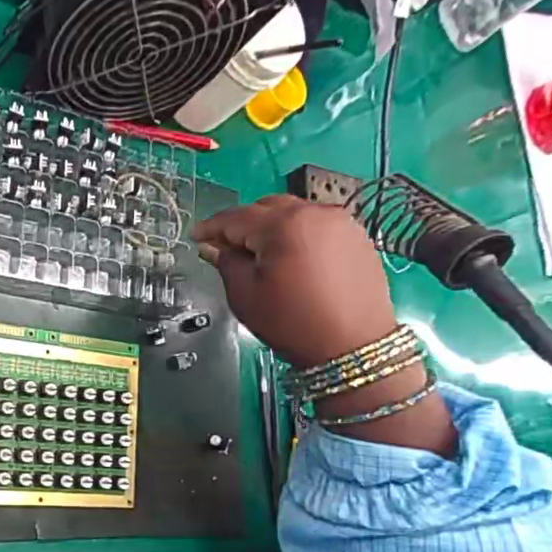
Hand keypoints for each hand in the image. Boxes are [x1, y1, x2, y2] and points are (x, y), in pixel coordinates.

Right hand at [194, 195, 455, 454]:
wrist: (352, 344)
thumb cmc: (290, 321)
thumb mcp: (245, 294)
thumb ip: (226, 263)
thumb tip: (213, 247)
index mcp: (282, 226)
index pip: (236, 217)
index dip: (211, 227)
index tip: (196, 236)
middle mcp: (314, 213)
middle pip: (267, 207)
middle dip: (242, 223)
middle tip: (224, 246)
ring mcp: (340, 221)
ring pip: (293, 212)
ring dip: (269, 226)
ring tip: (256, 251)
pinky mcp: (355, 235)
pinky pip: (315, 223)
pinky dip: (295, 232)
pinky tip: (287, 256)